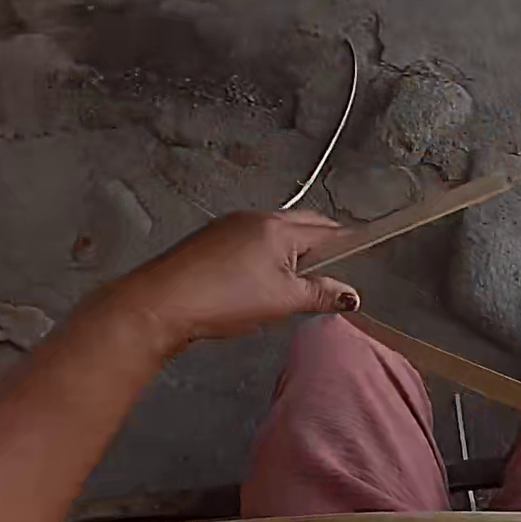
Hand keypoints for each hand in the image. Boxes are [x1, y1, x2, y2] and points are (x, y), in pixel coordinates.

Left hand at [87, 211, 358, 361]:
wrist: (158, 303)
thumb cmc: (221, 298)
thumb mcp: (283, 300)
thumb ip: (321, 294)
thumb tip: (350, 296)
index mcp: (279, 228)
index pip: (328, 232)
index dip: (348, 244)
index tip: (362, 253)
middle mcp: (256, 218)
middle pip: (304, 224)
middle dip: (323, 242)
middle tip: (334, 268)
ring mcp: (231, 225)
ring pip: (277, 231)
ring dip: (294, 248)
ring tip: (298, 279)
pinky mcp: (213, 238)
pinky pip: (253, 238)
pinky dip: (268, 252)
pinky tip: (264, 277)